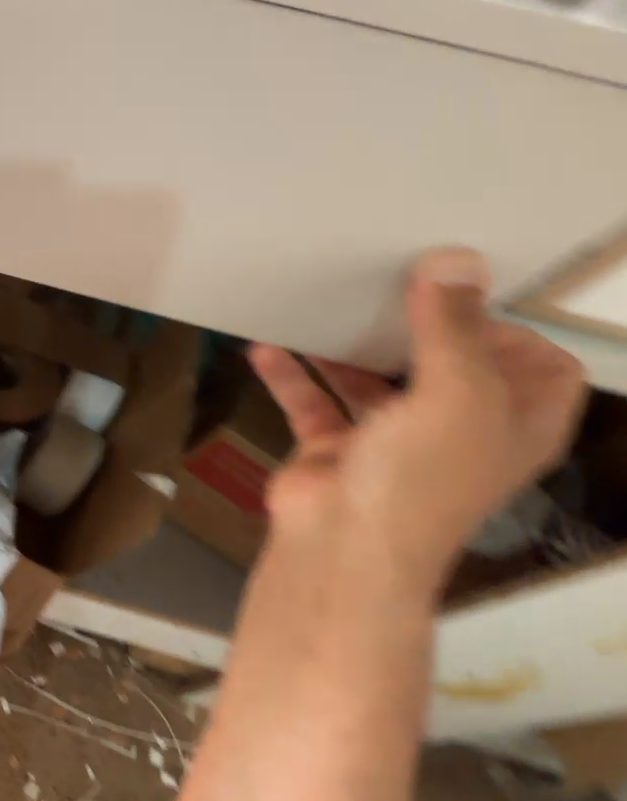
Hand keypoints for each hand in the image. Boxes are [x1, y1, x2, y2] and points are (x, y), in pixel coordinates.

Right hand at [250, 247, 587, 570]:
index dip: (508, 328)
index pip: (534, 363)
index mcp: (515, 421)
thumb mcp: (456, 392)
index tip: (455, 298)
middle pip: (448, 366)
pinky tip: (266, 349)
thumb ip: (451, 328)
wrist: (344, 542)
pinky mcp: (333, 449)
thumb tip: (454, 259)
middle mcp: (459, 428)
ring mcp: (392, 440)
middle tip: (386, 289)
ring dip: (347, 350)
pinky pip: (313, 404)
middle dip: (419, 329)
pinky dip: (291, 378)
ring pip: (373, 382)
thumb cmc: (422, 472)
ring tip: (324, 309)